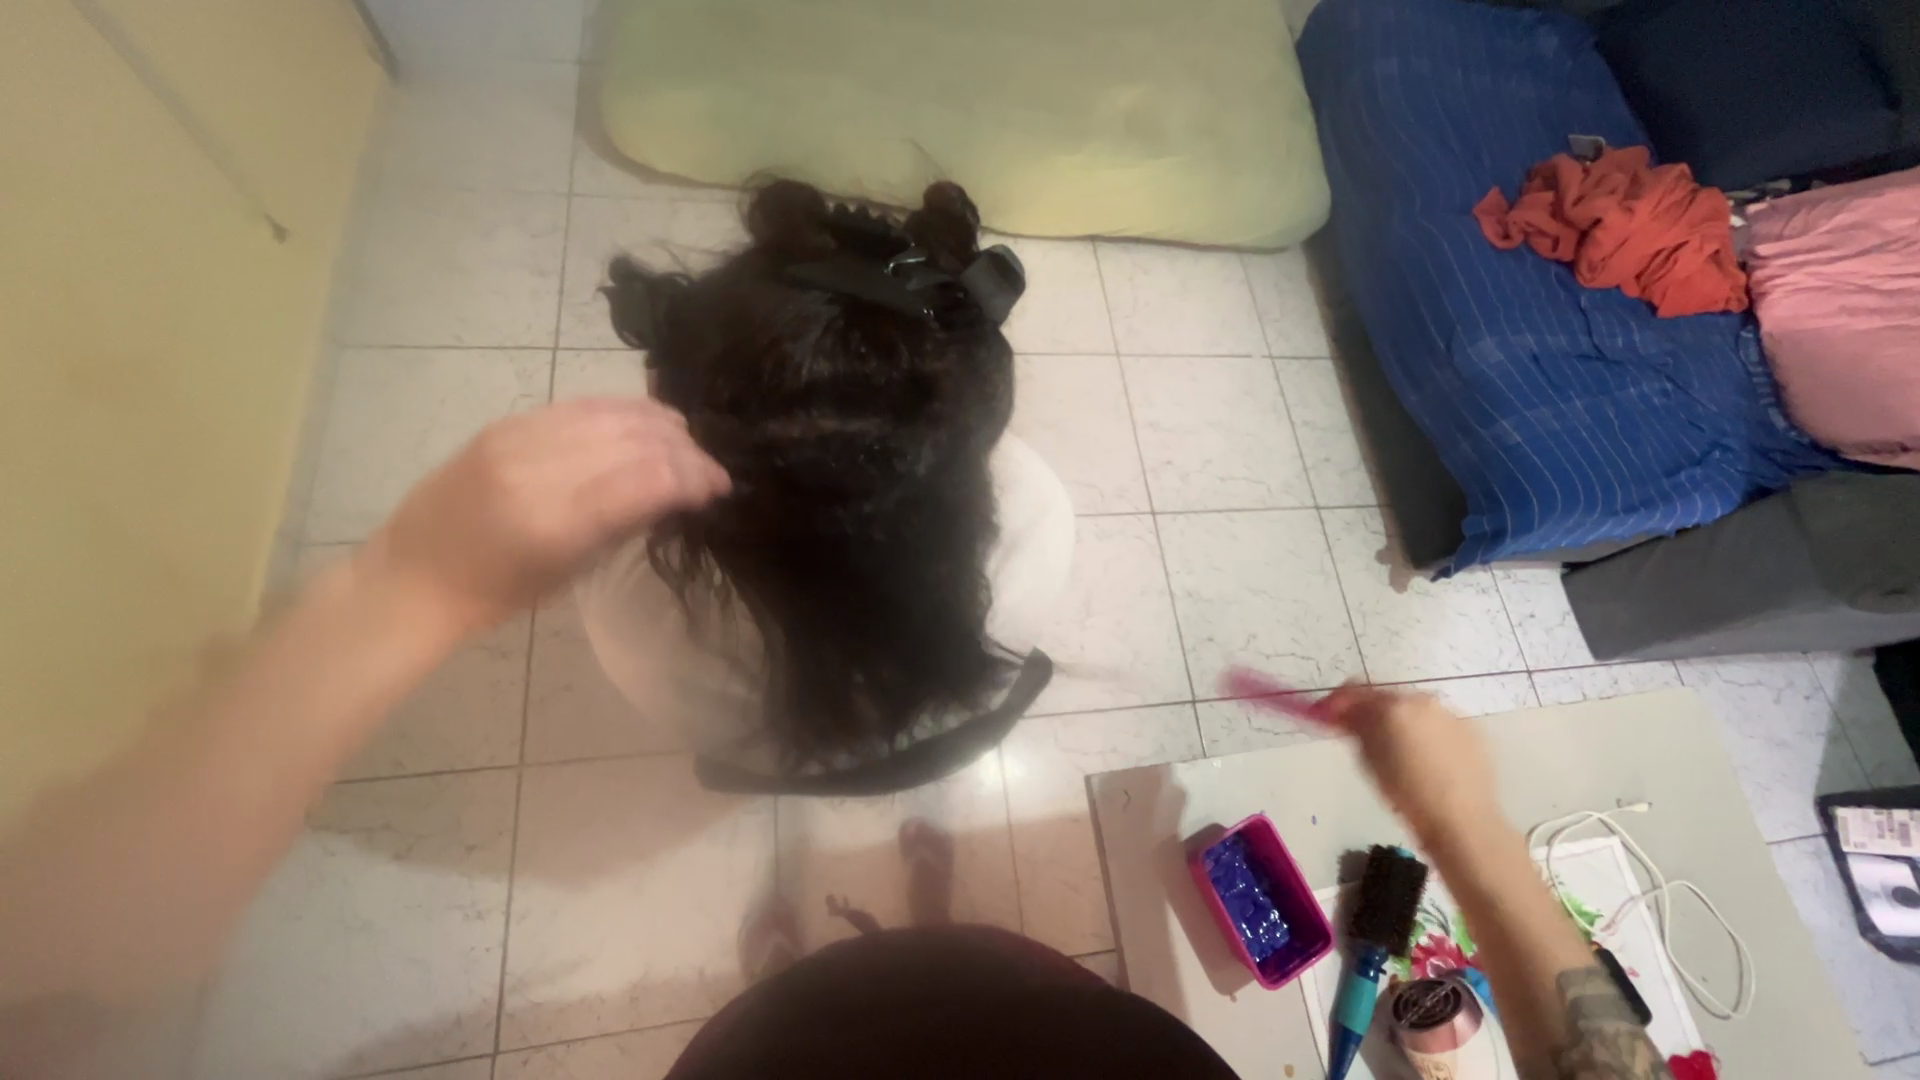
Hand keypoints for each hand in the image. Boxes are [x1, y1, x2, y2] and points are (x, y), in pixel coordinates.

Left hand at [357, 398, 728, 633]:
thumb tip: (679, 491)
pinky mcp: (507, 423)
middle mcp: (538, 469)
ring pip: (614, 414)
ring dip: (662, 426)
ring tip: (687, 444)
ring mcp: (518, 439)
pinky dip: (625, 411)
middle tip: (710, 470)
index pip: (648, 478)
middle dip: (686, 451)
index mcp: (555, 522)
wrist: (416, 573)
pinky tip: (649, 421)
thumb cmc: (500, 593)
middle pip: (637, 440)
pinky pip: (582, 404)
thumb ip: (626, 522)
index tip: (719, 488)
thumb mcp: (574, 570)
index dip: (694, 476)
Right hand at [1318, 685, 1502, 846]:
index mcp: (1392, 705)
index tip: (1324, 716)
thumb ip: (1353, 728)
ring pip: (1412, 709)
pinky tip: (1424, 758)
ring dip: (1398, 721)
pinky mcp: (1472, 730)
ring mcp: (1450, 714)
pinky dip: (1424, 732)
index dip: (1335, 703)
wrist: (1461, 821)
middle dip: (1369, 712)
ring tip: (1395, 750)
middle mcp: (1422, 700)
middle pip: (1385, 697)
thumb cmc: (1405, 793)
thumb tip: (1343, 715)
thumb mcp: (1367, 760)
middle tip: (1358, 735)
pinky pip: (1437, 723)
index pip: (1354, 691)